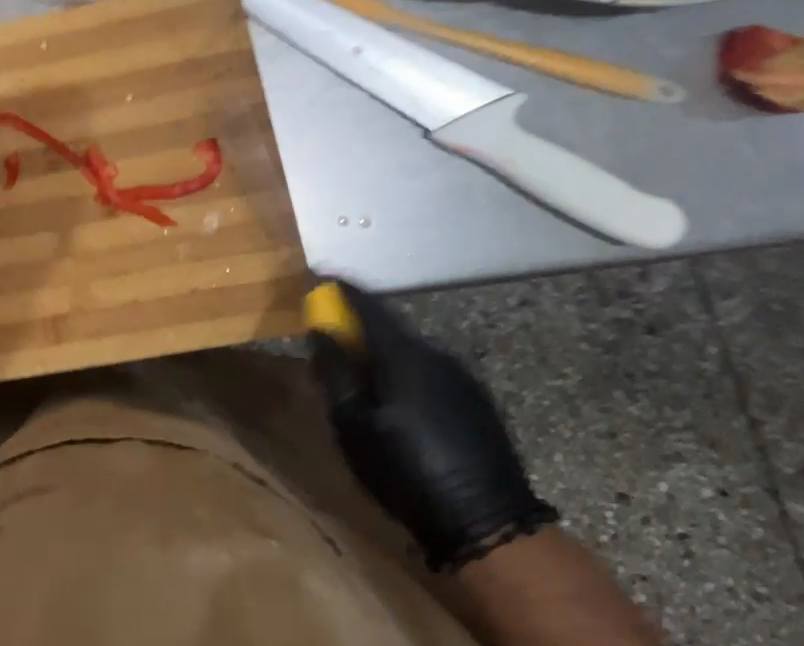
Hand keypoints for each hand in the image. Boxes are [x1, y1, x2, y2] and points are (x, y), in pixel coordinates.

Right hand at [309, 281, 557, 571]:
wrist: (488, 524)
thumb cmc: (406, 472)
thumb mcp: (353, 426)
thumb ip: (335, 373)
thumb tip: (320, 332)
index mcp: (403, 356)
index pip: (366, 305)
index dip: (338, 289)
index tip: (315, 279)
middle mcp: (435, 354)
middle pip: (388, 326)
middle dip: (357, 325)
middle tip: (329, 337)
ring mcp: (461, 376)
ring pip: (409, 350)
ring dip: (381, 353)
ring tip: (360, 375)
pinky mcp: (476, 399)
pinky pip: (429, 371)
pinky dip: (404, 372)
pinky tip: (396, 399)